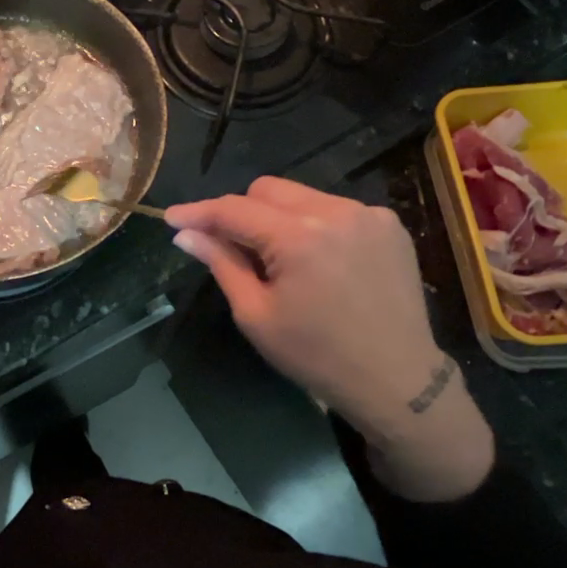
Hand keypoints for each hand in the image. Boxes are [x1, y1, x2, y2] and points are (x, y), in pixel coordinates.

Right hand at [167, 177, 492, 499]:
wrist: (394, 378)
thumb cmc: (315, 355)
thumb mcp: (256, 315)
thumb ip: (221, 264)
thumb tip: (186, 234)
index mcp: (299, 237)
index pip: (235, 209)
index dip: (198, 211)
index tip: (171, 218)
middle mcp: (335, 211)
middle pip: (267, 189)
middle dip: (241, 213)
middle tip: (230, 248)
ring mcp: (368, 215)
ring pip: (302, 197)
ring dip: (279, 219)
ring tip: (280, 262)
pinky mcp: (389, 224)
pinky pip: (335, 210)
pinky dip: (315, 227)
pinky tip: (318, 263)